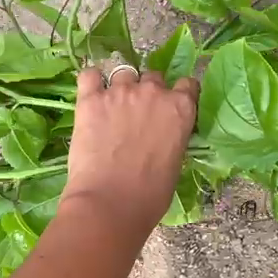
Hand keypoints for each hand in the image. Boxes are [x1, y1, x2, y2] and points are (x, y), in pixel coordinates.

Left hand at [59, 66, 199, 231]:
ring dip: (122, 86)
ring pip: (125, 73)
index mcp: (180, 108)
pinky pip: (90, 75)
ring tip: (113, 106)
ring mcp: (122, 92)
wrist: (110, 204)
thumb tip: (162, 136)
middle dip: (148, 90)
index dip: (179, 93)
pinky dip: (91, 80)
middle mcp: (154, 92)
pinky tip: (91, 92)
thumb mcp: (175, 161)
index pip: (187, 84)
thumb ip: (172, 136)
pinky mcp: (91, 100)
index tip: (171, 104)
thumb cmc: (150, 194)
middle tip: (139, 113)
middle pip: (154, 76)